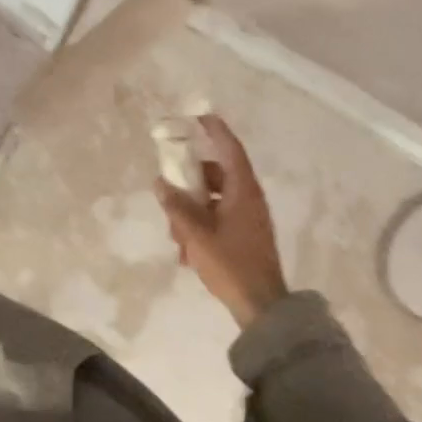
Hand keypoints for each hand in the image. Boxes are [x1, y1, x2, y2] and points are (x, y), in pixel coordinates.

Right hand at [156, 114, 287, 325]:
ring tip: (175, 234)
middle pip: (216, 176)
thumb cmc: (230, 264)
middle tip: (169, 193)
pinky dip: (201, 226)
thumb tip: (160, 182)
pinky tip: (186, 250)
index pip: (230, 150)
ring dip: (191, 210)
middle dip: (190, 183)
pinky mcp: (244, 235)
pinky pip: (218, 219)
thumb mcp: (197, 234)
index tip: (199, 117)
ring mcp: (248, 218)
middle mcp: (249, 199)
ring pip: (213, 200)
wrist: (260, 304)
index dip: (216, 131)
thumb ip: (177, 207)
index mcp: (244, 192)